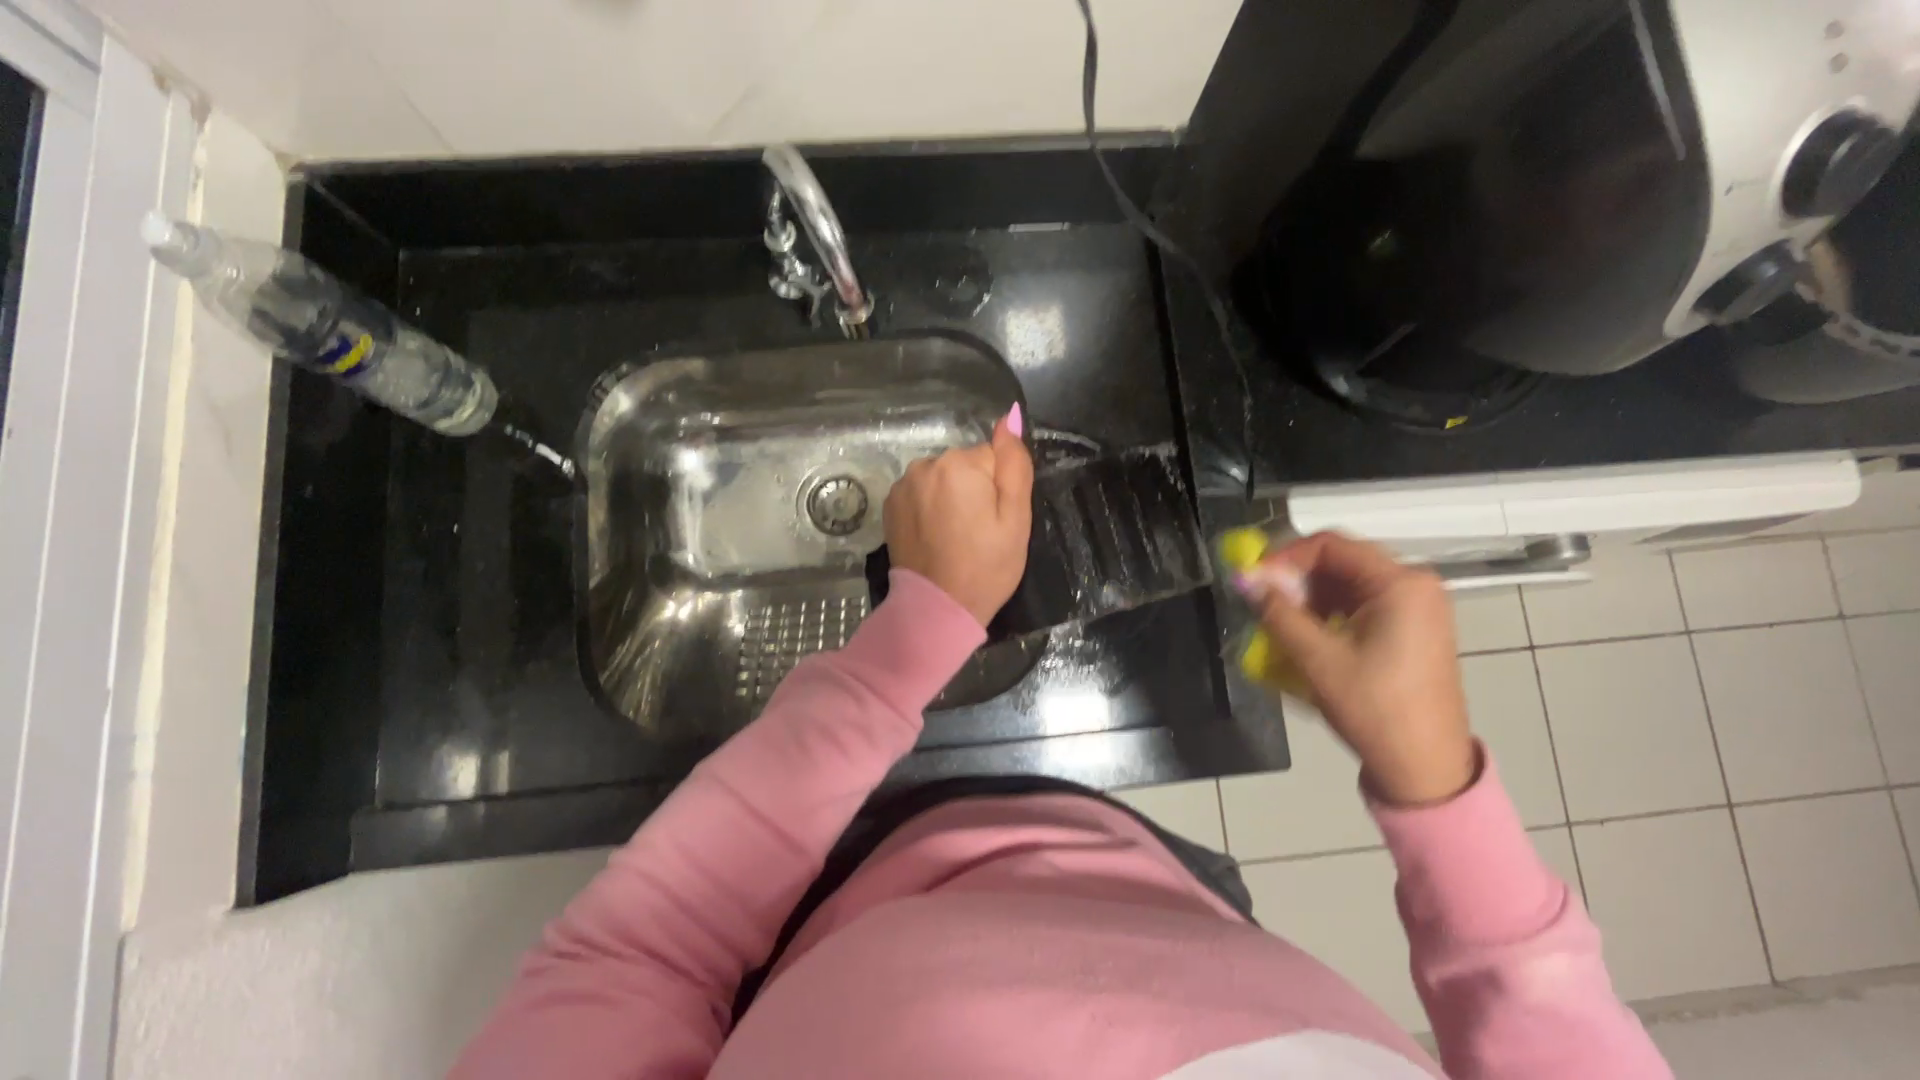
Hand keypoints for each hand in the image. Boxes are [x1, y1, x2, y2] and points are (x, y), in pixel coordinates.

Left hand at [883, 406, 1034, 626]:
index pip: (993, 459)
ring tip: (955, 538)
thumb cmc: (986, 567)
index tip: (995, 522)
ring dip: (951, 499)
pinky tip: (935, 538)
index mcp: (959, 464)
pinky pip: (921, 494)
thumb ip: (1014, 463)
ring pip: (943, 479)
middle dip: (975, 492)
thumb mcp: (1016, 518)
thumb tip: (1010, 416)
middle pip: (965, 466)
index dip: (999, 491)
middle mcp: (925, 464)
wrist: (937, 608)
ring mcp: (903, 485)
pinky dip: (930, 509)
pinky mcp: (890, 504)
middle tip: (979, 534)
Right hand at [1238, 532, 1476, 805]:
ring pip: (1350, 583)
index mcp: (1400, 583)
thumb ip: (1278, 613)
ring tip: (1282, 625)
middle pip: (1342, 561)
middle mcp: (1415, 584)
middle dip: (1297, 579)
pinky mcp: (1415, 628)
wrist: (1425, 767)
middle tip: (1264, 604)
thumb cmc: (1374, 709)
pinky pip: (1364, 604)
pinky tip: (1309, 637)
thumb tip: (1244, 579)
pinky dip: (1331, 613)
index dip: (1285, 557)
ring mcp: (1419, 607)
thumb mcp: (1318, 660)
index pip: (1331, 545)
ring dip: (1311, 597)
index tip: (1254, 582)